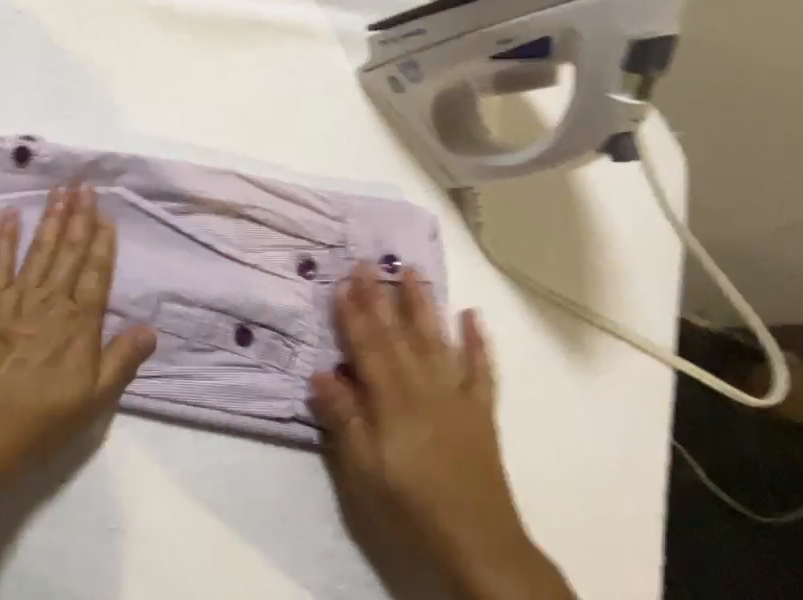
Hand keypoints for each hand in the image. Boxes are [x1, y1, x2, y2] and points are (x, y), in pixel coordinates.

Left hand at [0, 182, 157, 459]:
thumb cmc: (47, 415)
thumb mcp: (97, 397)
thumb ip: (123, 359)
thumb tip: (151, 329)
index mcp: (81, 321)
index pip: (97, 273)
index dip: (103, 243)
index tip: (107, 215)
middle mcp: (53, 300)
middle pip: (70, 252)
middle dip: (79, 217)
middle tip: (85, 185)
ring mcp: (19, 298)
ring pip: (40, 250)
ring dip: (51, 218)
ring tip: (60, 190)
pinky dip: (5, 237)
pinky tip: (11, 214)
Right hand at [310, 267, 572, 599]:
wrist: (479, 543)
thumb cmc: (411, 508)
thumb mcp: (364, 471)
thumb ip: (345, 419)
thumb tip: (321, 373)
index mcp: (393, 402)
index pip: (369, 347)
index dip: (354, 313)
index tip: (343, 280)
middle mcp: (425, 389)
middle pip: (400, 336)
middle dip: (382, 297)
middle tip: (369, 260)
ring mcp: (457, 398)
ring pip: (438, 341)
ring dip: (424, 305)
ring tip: (413, 271)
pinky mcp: (481, 413)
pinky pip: (481, 370)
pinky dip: (477, 342)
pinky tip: (472, 317)